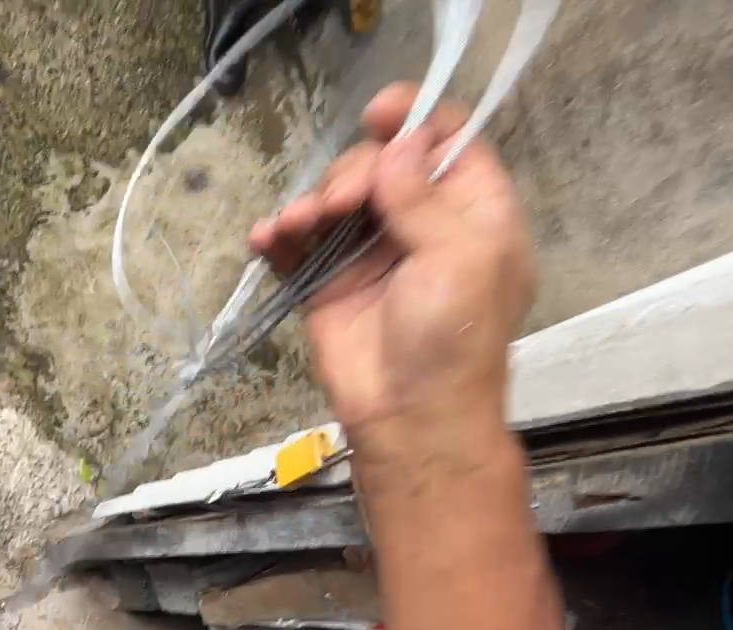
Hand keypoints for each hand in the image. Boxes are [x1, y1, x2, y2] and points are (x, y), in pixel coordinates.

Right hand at [249, 82, 535, 460]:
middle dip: (351, 176)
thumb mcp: (461, 258)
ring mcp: (365, 257)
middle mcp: (414, 225)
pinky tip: (264, 240)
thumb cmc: (453, 337)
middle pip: (377, 169)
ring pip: (331, 204)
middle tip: (338, 207)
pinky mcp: (322, 287)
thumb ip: (425, 200)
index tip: (379, 114)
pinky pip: (296, 250)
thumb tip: (395, 146)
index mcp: (468, 211)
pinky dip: (277, 239)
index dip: (414, 122)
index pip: (443, 144)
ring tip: (295, 226)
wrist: (406, 413)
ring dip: (308, 205)